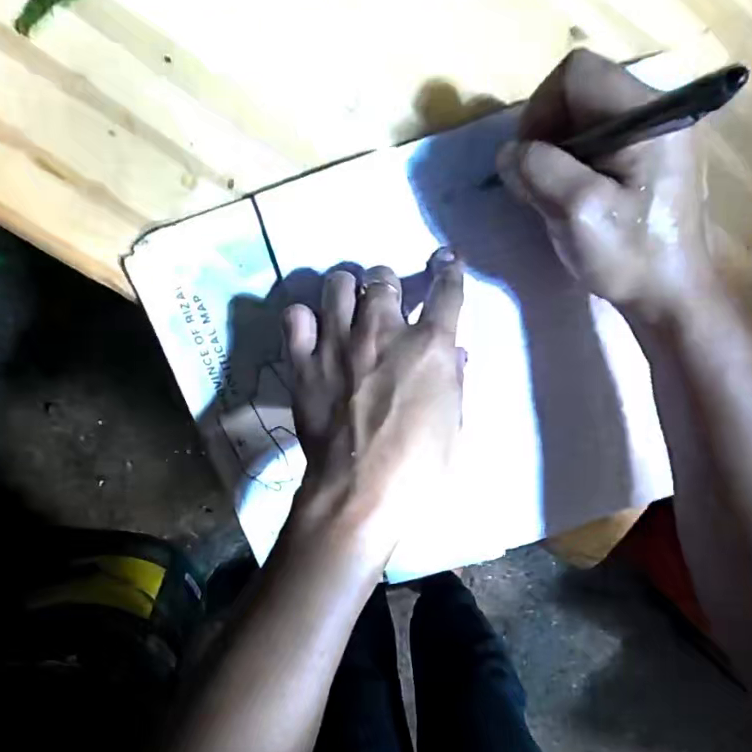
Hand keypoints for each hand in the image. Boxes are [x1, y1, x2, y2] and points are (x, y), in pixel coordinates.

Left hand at [282, 249, 465, 569]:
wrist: (362, 491)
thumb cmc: (421, 465)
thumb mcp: (455, 425)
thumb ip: (455, 381)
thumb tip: (454, 354)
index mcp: (431, 346)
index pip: (447, 289)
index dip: (449, 269)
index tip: (447, 260)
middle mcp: (384, 331)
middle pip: (384, 279)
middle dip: (389, 283)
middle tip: (388, 299)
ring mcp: (339, 343)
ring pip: (338, 284)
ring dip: (348, 289)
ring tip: (349, 303)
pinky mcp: (304, 362)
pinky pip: (296, 317)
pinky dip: (305, 319)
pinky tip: (312, 330)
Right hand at [495, 49, 718, 329]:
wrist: (673, 300)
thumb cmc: (631, 259)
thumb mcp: (577, 212)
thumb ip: (539, 170)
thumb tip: (510, 152)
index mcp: (651, 114)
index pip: (577, 73)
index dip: (540, 110)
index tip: (528, 159)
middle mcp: (663, 111)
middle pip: (584, 92)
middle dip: (550, 133)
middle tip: (539, 182)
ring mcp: (663, 135)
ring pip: (590, 118)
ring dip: (563, 152)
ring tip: (558, 195)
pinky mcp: (657, 160)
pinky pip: (605, 142)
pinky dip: (581, 163)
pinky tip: (579, 199)